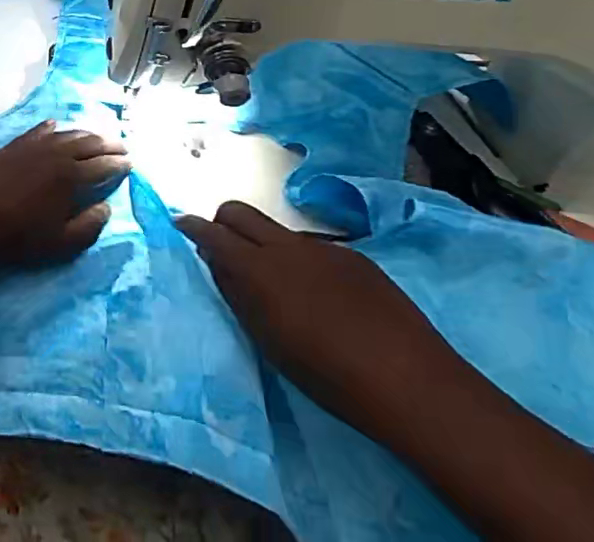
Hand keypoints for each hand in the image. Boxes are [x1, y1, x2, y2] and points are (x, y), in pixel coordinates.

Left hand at [0, 120, 129, 266]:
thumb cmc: (17, 236)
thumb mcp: (60, 243)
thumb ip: (89, 226)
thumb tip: (106, 208)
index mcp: (71, 176)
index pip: (104, 165)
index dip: (119, 164)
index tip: (130, 163)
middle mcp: (55, 153)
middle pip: (88, 143)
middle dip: (108, 144)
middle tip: (121, 146)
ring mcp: (32, 146)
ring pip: (65, 134)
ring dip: (85, 134)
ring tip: (96, 137)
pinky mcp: (12, 146)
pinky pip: (38, 131)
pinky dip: (51, 128)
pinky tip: (55, 126)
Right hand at [176, 201, 474, 434]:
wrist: (413, 382)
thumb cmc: (327, 373)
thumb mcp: (267, 339)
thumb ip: (237, 295)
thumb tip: (217, 264)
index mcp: (258, 268)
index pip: (213, 233)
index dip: (192, 227)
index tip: (180, 226)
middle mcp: (287, 246)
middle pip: (240, 211)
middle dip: (223, 223)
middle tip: (223, 250)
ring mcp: (324, 248)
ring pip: (278, 231)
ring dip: (265, 245)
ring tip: (280, 286)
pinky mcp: (356, 258)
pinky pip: (313, 248)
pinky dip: (301, 261)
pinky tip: (322, 298)